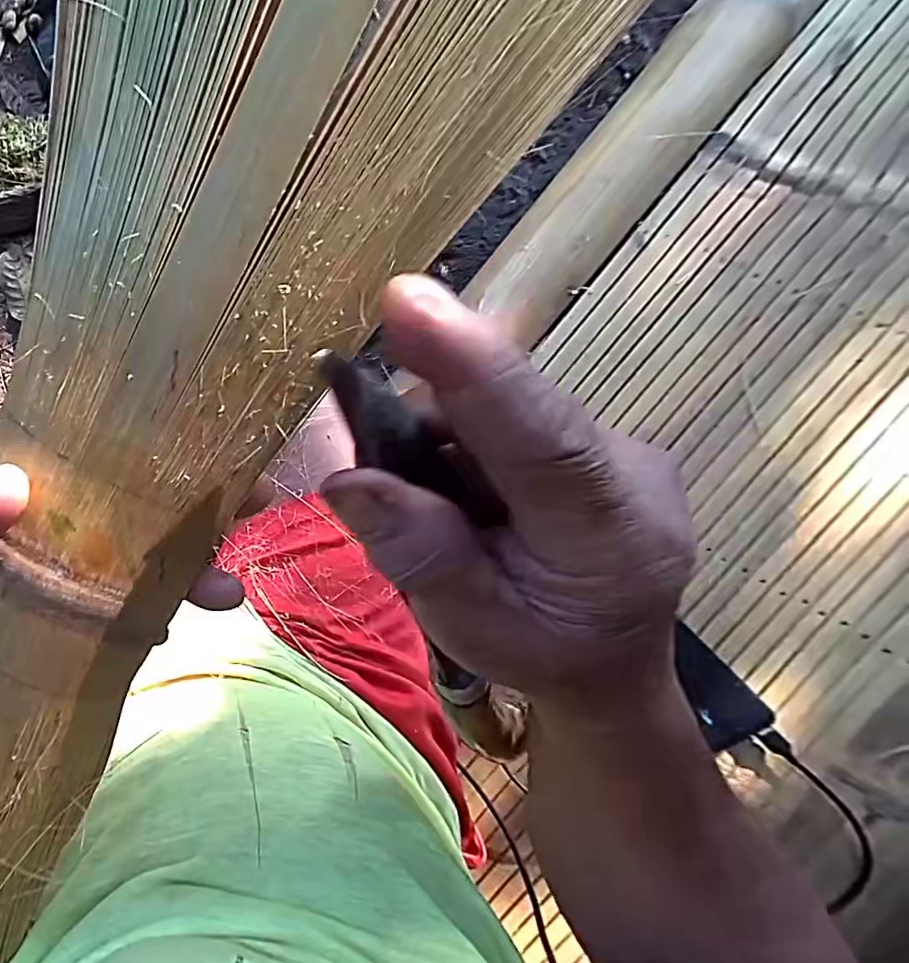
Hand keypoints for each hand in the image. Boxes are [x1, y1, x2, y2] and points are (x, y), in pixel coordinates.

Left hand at [0, 425, 274, 674]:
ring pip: (128, 544)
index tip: (201, 451)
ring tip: (225, 586)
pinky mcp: (61, 608)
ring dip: (182, 557)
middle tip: (251, 508)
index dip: (137, 443)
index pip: (77, 442)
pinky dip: (153, 602)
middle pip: (120, 490)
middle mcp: (36, 503)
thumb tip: (13, 488)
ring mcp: (53, 559)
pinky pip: (116, 597)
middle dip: (184, 498)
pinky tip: (186, 613)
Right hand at [318, 275, 694, 712]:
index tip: (405, 301)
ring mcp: (599, 445)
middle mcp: (617, 462)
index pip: (535, 430)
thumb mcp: (465, 620)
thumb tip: (345, 481)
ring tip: (416, 511)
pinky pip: (482, 419)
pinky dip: (436, 447)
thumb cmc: (537, 650)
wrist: (599, 662)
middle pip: (492, 408)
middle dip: (412, 427)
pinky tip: (435, 493)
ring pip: (479, 411)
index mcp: (605, 524)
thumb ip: (414, 551)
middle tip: (372, 481)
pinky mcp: (573, 440)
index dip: (467, 363)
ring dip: (419, 445)